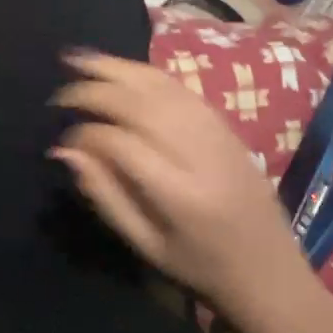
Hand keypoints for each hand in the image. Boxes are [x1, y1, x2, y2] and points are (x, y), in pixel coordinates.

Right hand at [53, 53, 332, 332]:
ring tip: (79, 60)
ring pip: (162, 88)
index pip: (121, 145)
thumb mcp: (145, 245)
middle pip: (140, 106)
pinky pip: (182, 89)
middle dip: (95, 92)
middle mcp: (201, 157)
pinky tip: (120, 69)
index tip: (63, 141)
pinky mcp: (228, 127)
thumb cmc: (200, 268)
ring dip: (117, 69)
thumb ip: (104, 195)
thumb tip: (65, 151)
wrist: (271, 273)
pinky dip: (145, 74)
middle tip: (61, 95)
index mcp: (180, 196)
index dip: (85, 135)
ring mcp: (218, 136)